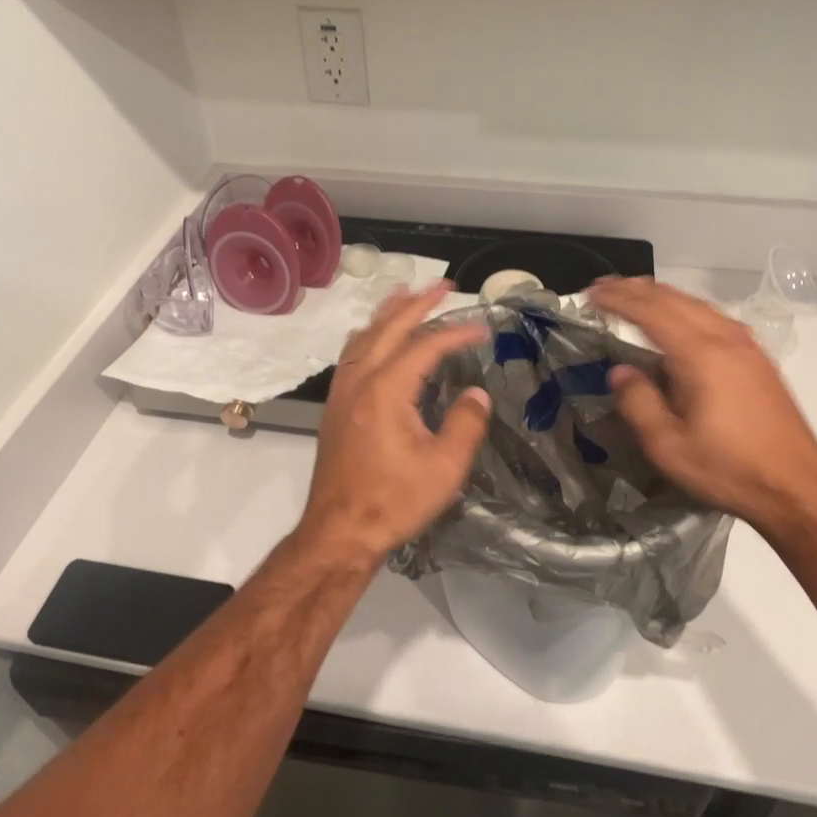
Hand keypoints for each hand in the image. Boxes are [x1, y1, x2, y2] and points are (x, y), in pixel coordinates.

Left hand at [297, 281, 490, 564]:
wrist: (339, 530)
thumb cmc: (393, 501)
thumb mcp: (444, 468)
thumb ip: (465, 424)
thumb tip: (477, 394)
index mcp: (386, 390)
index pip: (425, 346)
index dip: (455, 332)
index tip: (482, 329)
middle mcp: (360, 381)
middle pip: (389, 328)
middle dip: (417, 303)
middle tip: (443, 286)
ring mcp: (342, 392)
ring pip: (364, 337)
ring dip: (388, 314)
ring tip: (407, 296)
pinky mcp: (335, 407)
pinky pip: (351, 355)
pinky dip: (369, 335)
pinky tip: (374, 338)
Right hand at [588, 277, 816, 533]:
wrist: (798, 490)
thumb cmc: (729, 470)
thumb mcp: (668, 446)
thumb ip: (638, 403)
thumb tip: (620, 371)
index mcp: (701, 355)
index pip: (651, 312)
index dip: (618, 299)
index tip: (590, 294)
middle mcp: (726, 339)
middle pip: (675, 299)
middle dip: (637, 289)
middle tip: (604, 287)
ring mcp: (748, 347)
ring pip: (698, 305)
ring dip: (663, 296)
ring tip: (635, 296)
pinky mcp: (759, 361)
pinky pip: (715, 318)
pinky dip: (687, 309)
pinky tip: (680, 320)